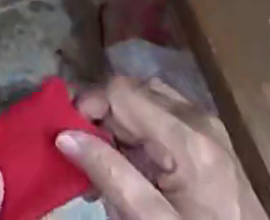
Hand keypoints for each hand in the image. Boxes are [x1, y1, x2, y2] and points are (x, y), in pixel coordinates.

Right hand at [57, 76, 265, 219]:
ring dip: (116, 124)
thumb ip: (111, 176)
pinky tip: (125, 167)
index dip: (87, 103)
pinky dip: (137, 133)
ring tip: (96, 167)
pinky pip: (163, 118)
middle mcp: (199, 117)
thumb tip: (65, 134)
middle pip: (134, 92)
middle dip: (100, 116)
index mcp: (188, 136)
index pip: (123, 91)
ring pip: (147, 101)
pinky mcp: (208, 139)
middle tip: (75, 157)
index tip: (61, 133)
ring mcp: (207, 126)